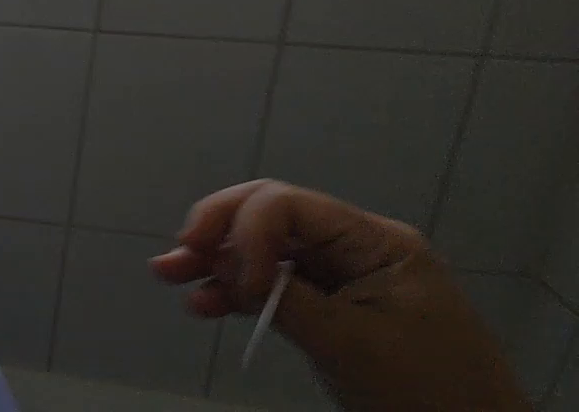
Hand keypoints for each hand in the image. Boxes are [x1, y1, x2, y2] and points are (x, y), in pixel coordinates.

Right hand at [149, 180, 529, 411]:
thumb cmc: (427, 390)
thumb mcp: (349, 340)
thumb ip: (278, 294)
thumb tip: (211, 259)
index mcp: (375, 241)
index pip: (287, 204)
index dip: (247, 229)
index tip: (235, 277)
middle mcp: (354, 246)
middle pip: (266, 217)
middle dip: (217, 232)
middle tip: (180, 250)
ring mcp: (340, 275)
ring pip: (259, 249)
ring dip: (213, 262)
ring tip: (167, 274)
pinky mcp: (328, 304)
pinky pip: (270, 284)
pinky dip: (234, 291)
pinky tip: (203, 304)